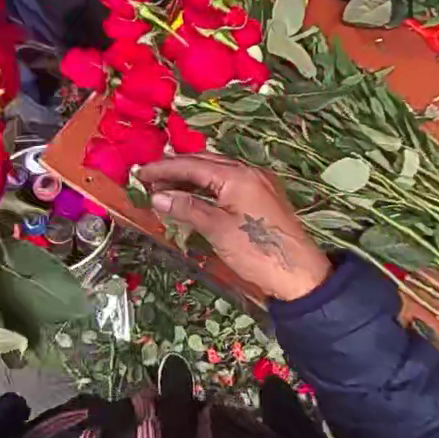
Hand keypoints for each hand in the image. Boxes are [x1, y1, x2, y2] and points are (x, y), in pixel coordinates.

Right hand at [139, 156, 332, 301]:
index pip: (193, 165)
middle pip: (206, 163)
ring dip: (192, 177)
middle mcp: (251, 172)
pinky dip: (209, 187)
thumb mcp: (218, 229)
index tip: (139, 172)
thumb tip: (157, 196)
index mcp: (239, 175)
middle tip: (148, 176)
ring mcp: (259, 184)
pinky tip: (195, 196)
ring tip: (165, 186)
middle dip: (176, 168)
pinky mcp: (264, 198)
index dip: (164, 168)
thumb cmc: (257, 251)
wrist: (299, 273)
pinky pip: (230, 183)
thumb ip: (188, 208)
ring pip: (218, 172)